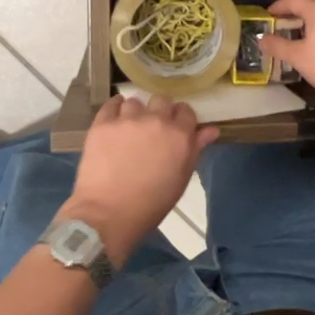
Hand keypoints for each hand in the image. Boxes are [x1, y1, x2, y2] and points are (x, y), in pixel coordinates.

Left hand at [61, 95, 218, 265]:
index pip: (186, 110)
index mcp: (179, 135)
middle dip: (160, 111)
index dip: (181, 119)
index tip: (175, 130)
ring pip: (136, 102)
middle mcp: (156, 120)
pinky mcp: (103, 124)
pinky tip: (115, 121)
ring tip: (130, 129)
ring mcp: (127, 120)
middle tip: (153, 129)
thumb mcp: (181, 178)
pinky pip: (112, 104)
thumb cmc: (151, 203)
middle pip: (162, 100)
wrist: (108, 214)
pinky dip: (115, 108)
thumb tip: (211, 130)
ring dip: (136, 112)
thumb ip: (196, 149)